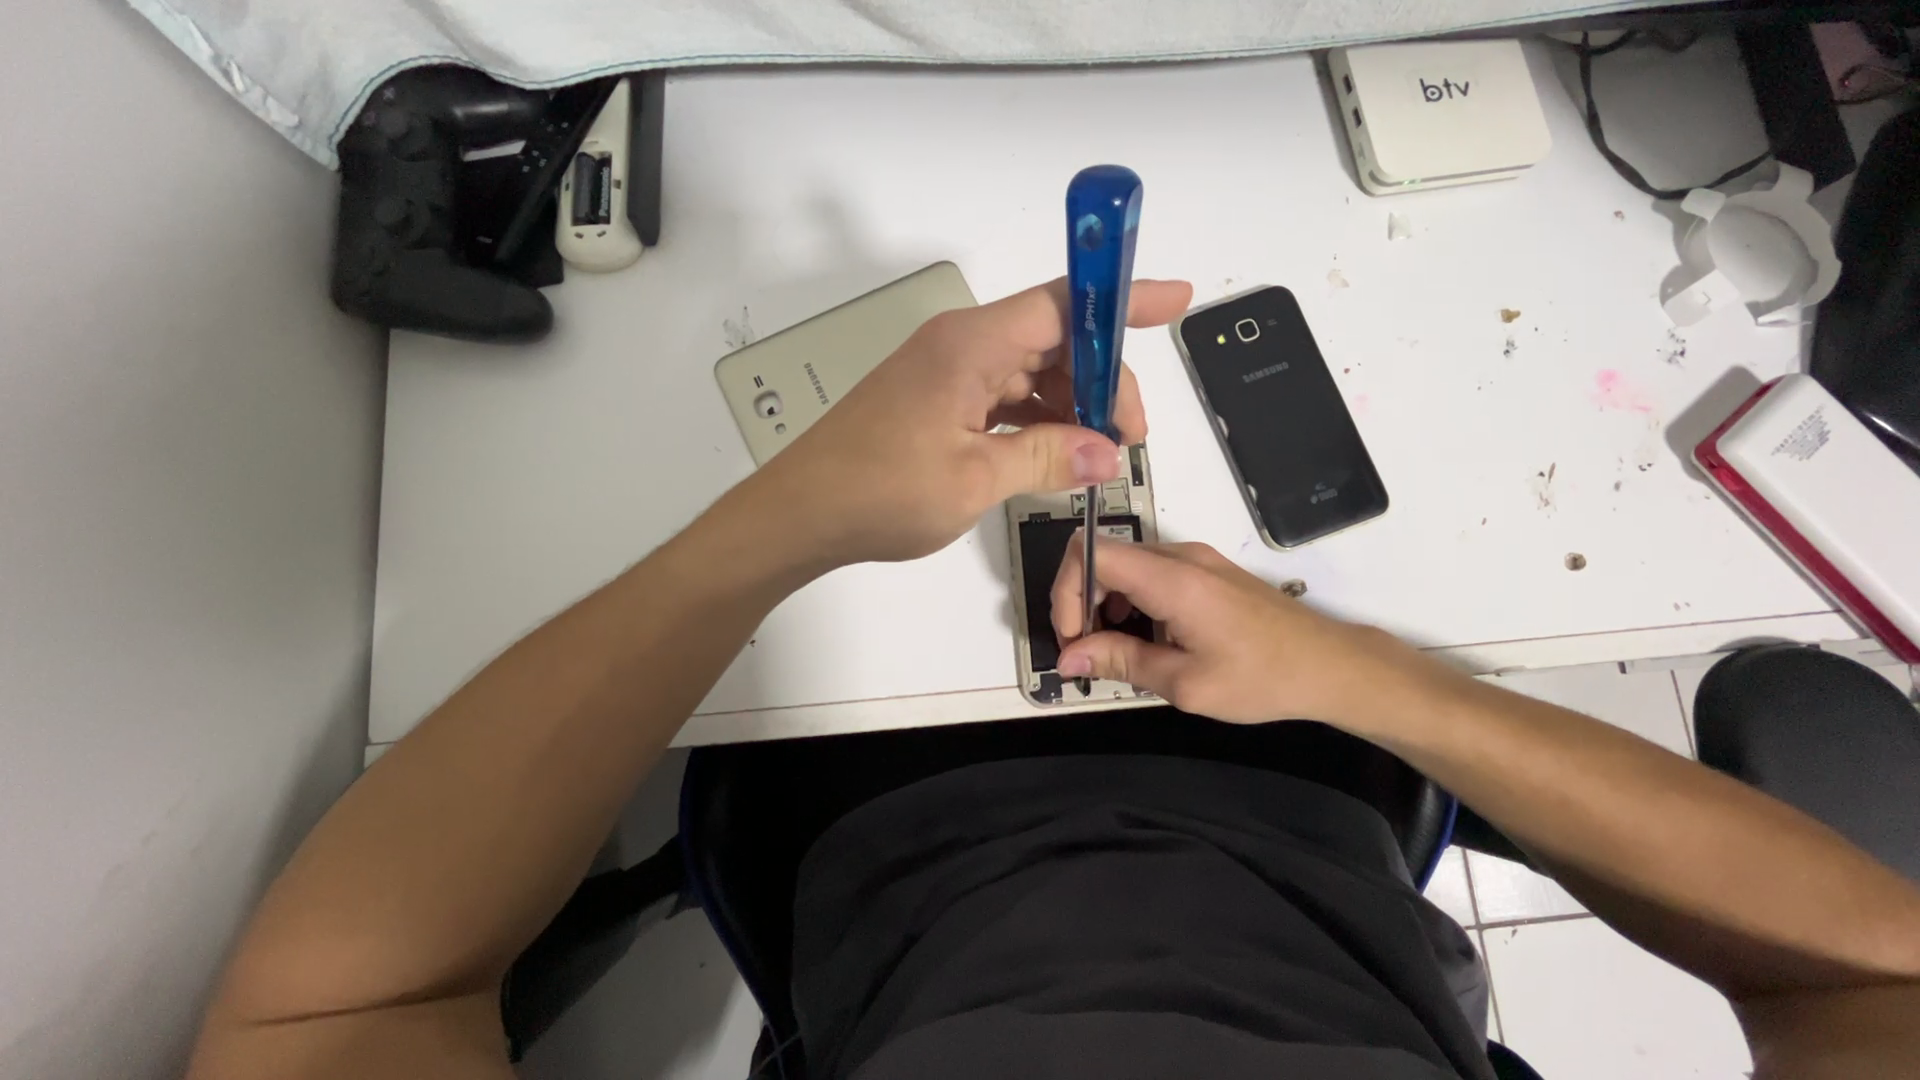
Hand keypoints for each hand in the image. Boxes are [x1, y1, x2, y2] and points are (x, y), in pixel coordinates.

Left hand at [750, 277, 1192, 566]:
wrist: (801, 514)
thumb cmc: (882, 491)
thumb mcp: (975, 478)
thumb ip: (1046, 456)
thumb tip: (1109, 453)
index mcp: (971, 345)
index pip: (1063, 304)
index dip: (1122, 298)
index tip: (1175, 300)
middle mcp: (961, 346)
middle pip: (1054, 341)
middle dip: (1102, 382)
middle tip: (1129, 438)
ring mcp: (947, 374)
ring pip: (1031, 373)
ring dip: (1070, 407)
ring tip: (1099, 454)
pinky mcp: (936, 402)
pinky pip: (1003, 398)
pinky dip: (1035, 421)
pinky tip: (1056, 452)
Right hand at [1050, 537, 1458, 725]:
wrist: (1331, 666)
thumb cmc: (1263, 678)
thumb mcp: (1185, 683)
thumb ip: (1121, 662)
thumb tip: (1068, 658)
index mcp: (1172, 578)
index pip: (1090, 552)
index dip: (1066, 591)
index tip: (1072, 638)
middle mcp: (1181, 556)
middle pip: (1103, 556)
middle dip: (1081, 602)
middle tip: (1087, 651)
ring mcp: (1196, 560)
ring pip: (1124, 565)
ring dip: (1105, 604)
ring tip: (1115, 651)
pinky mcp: (1206, 571)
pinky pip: (1150, 573)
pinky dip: (1131, 601)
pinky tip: (1145, 639)